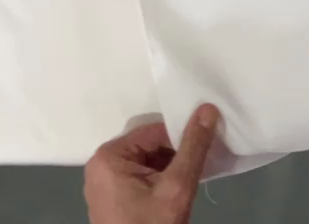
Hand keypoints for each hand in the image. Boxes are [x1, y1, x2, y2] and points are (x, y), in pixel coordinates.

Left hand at [83, 104, 220, 223]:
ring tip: (185, 185)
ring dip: (169, 171)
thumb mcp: (176, 189)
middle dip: (175, 157)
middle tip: (197, 170)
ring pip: (146, 163)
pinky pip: (139, 179)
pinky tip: (173, 196)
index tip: (204, 149)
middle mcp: (100, 165)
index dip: (181, 140)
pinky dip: (158, 184)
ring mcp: (104, 185)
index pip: (155, 132)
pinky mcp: (111, 201)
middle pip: (149, 147)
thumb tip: (208, 108)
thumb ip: (193, 147)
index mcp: (108, 156)